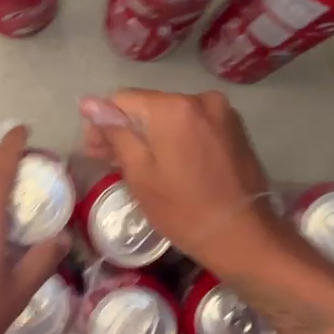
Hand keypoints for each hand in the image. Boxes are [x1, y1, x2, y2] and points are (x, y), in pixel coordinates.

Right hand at [78, 90, 285, 272]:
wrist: (244, 236)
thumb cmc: (183, 209)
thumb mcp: (140, 173)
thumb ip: (115, 133)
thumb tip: (88, 102)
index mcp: (173, 107)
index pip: (122, 100)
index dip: (103, 124)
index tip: (95, 153)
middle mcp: (200, 98)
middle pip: (149, 106)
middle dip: (127, 130)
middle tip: (111, 163)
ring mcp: (222, 112)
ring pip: (172, 116)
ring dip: (152, 135)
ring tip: (142, 167)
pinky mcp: (235, 128)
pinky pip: (194, 124)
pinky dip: (177, 138)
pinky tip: (172, 164)